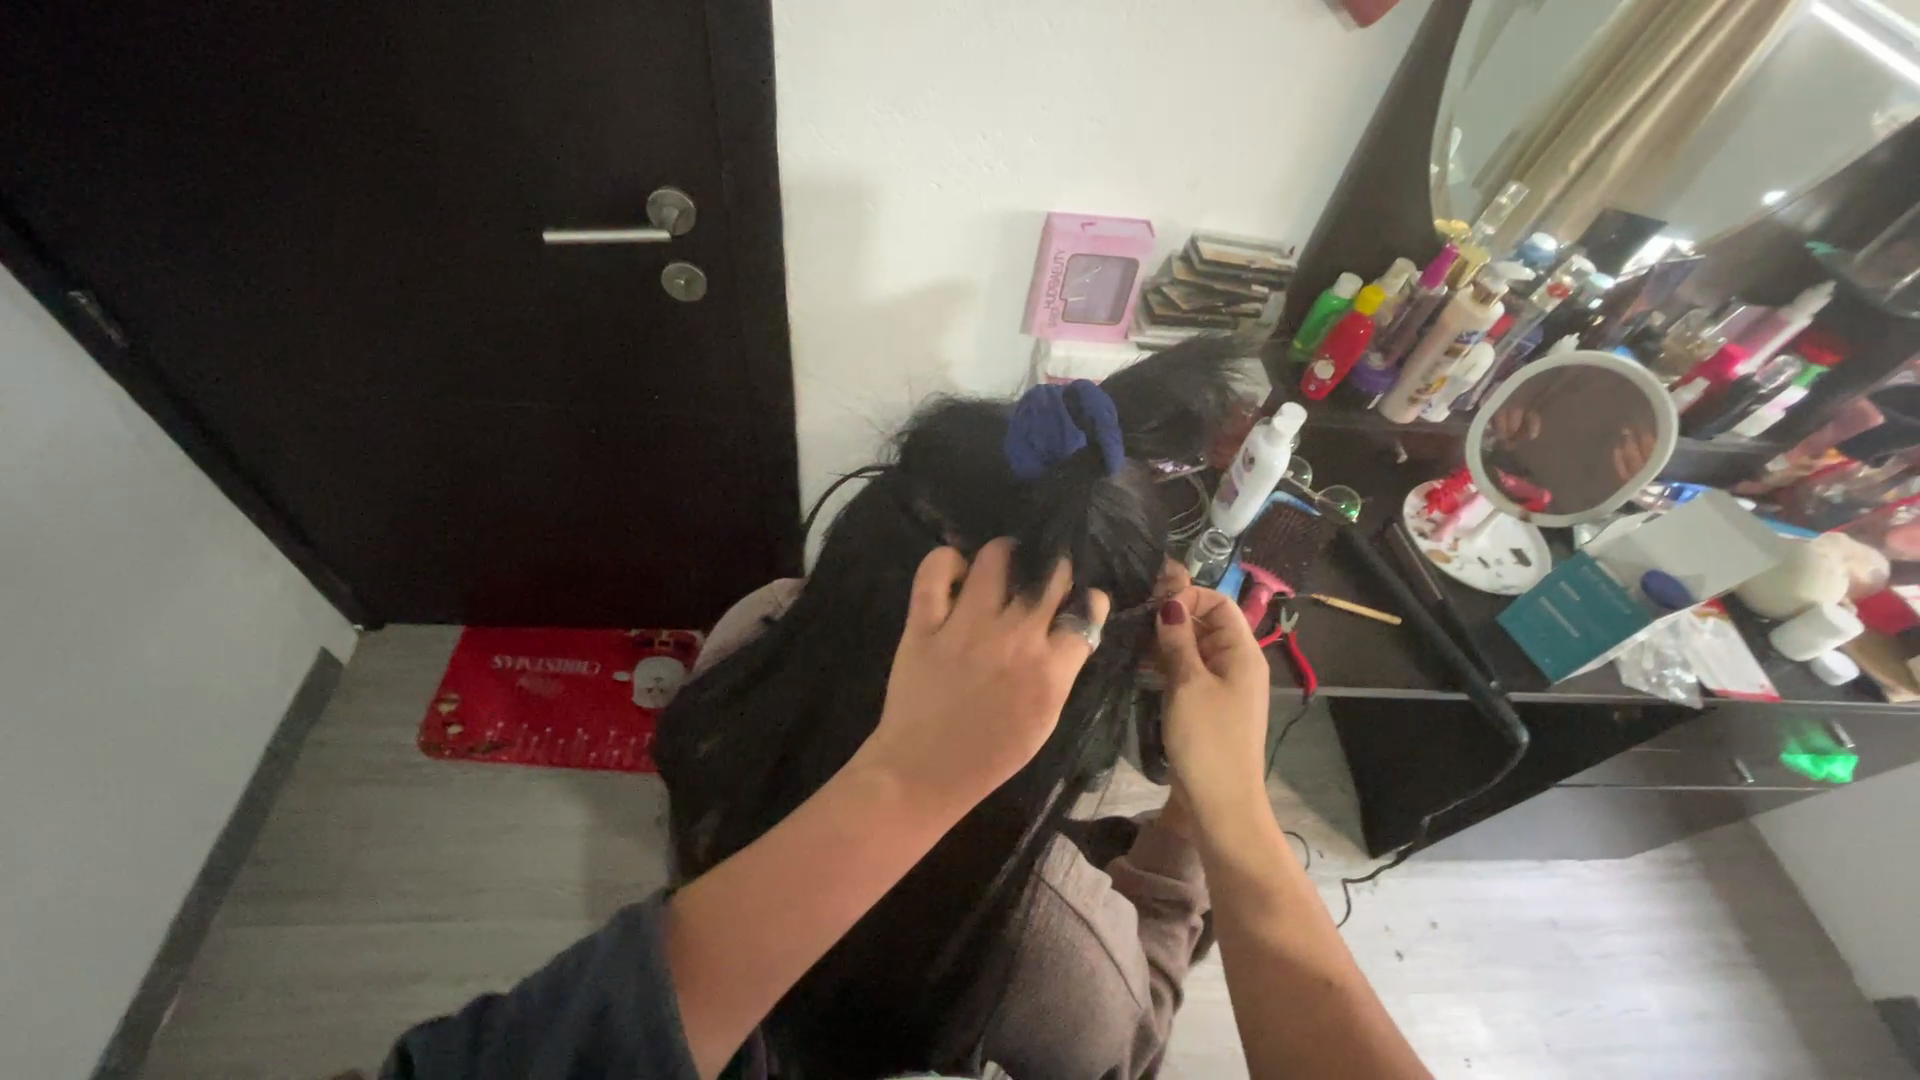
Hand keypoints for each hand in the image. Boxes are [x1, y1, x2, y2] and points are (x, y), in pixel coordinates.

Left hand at [856, 538, 1110, 815]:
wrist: (924, 772)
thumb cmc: (990, 755)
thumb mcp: (1045, 720)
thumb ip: (1061, 672)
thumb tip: (1071, 631)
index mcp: (1050, 669)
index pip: (1085, 614)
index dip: (1087, 600)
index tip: (1080, 597)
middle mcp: (1014, 639)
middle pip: (1049, 577)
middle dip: (1054, 568)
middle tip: (1044, 572)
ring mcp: (967, 627)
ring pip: (995, 560)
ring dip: (1005, 553)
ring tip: (1003, 560)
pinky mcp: (924, 625)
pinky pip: (934, 572)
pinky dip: (946, 560)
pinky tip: (955, 569)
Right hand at [1154, 587, 1271, 809]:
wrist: (1220, 802)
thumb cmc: (1207, 739)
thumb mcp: (1187, 683)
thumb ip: (1177, 639)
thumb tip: (1170, 603)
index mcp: (1242, 652)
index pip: (1218, 602)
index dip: (1188, 596)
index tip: (1154, 608)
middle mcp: (1236, 662)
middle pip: (1206, 622)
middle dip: (1173, 617)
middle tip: (1135, 623)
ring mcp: (1223, 685)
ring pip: (1194, 647)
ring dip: (1166, 641)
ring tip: (1134, 644)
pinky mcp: (1208, 704)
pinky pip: (1189, 670)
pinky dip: (1167, 664)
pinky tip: (1142, 667)